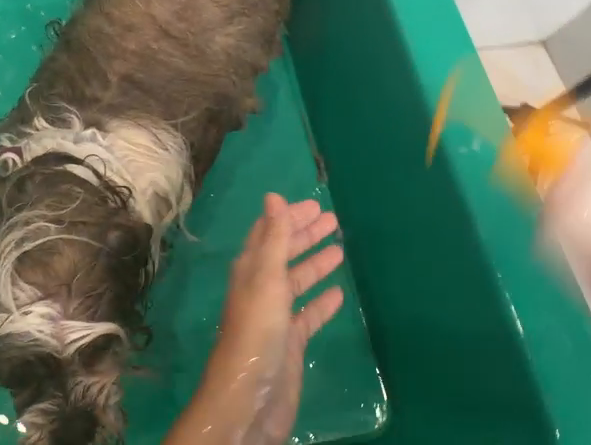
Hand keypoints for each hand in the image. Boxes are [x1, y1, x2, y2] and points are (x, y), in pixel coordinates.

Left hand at [180, 193, 343, 444]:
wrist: (250, 396)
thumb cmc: (257, 330)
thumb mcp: (267, 278)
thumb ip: (274, 237)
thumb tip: (273, 195)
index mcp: (251, 268)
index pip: (269, 232)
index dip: (288, 216)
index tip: (313, 203)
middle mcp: (261, 287)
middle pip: (285, 252)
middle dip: (305, 234)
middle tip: (333, 219)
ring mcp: (276, 315)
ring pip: (298, 280)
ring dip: (315, 262)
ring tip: (340, 247)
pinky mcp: (290, 341)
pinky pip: (308, 313)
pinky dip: (322, 301)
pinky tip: (339, 293)